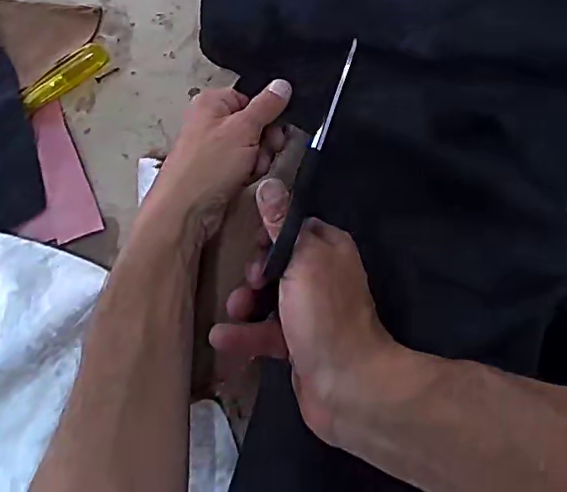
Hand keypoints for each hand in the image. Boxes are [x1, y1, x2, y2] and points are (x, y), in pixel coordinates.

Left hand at [138, 83, 290, 247]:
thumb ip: (267, 104)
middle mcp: (211, 121)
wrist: (183, 216)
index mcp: (212, 103)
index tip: (273, 128)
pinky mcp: (218, 169)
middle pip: (257, 121)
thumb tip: (283, 84)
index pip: (254, 97)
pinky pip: (246, 162)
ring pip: (255, 144)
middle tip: (261, 152)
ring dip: (260, 158)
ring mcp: (214, 147)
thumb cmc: (207, 167)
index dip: (268, 113)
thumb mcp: (243, 129)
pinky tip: (244, 179)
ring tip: (248, 170)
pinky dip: (250, 171)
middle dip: (266, 140)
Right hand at [208, 179, 404, 441]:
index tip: (251, 243)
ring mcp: (310, 310)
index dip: (271, 233)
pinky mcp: (297, 343)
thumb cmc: (325, 313)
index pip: (296, 227)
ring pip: (269, 298)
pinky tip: (221, 338)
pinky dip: (245, 334)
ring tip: (232, 310)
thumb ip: (282, 224)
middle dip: (255, 271)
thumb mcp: (302, 260)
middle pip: (279, 263)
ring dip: (245, 303)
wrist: (345, 382)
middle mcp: (323, 274)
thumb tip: (270, 183)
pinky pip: (265, 332)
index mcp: (330, 247)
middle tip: (247, 282)